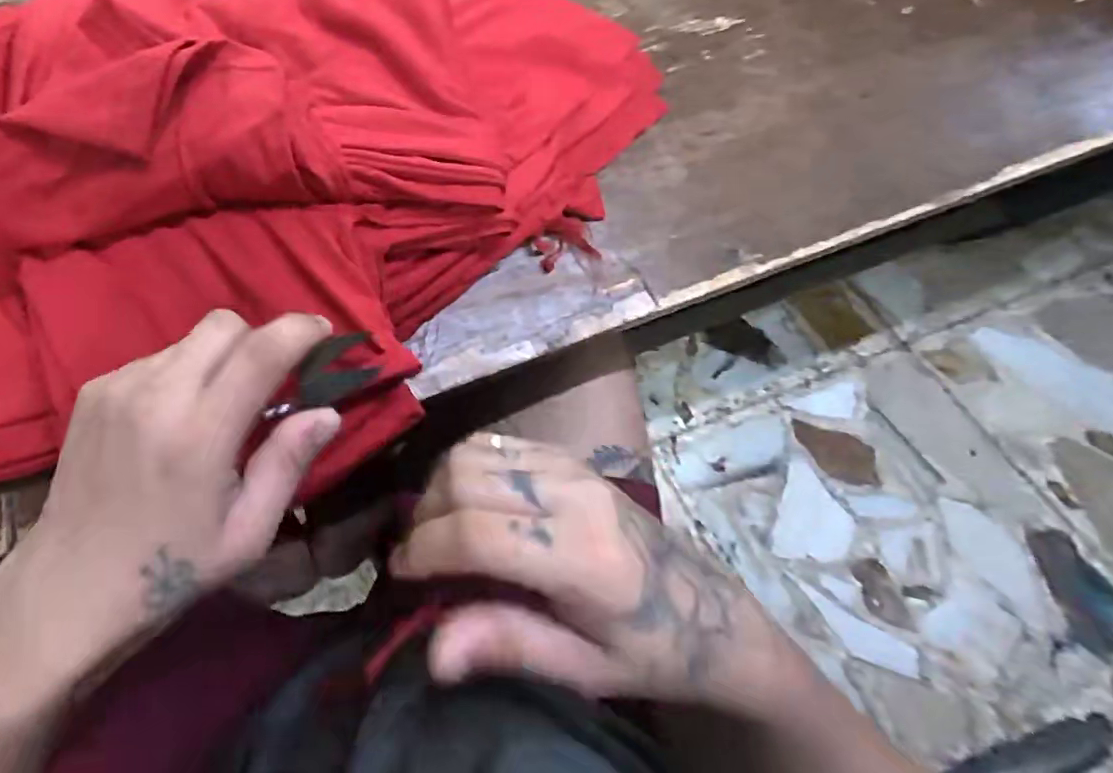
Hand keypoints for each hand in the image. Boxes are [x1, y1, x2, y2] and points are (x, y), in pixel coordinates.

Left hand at [0, 311, 342, 677]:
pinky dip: (176, 376)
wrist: (75, 580)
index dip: (298, 330)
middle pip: (222, 325)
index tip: (322, 329)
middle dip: (255, 340)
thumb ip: (286, 464)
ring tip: (209, 411)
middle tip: (265, 381)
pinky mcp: (94, 387)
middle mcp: (155, 394)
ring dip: (213, 361)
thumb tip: (327, 412)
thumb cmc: (172, 567)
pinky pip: (153, 360)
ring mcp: (118, 385)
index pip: (259, 352)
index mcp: (199, 434)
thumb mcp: (246, 534)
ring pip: (186, 341)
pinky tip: (167, 422)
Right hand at [391, 435, 802, 714]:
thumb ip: (507, 646)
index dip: (425, 551)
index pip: (477, 535)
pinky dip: (459, 468)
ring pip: (467, 455)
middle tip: (418, 554)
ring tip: (438, 528)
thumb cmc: (649, 651)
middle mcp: (572, 496)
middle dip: (424, 518)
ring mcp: (567, 466)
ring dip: (436, 489)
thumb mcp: (585, 670)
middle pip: (462, 482)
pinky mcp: (561, 454)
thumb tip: (433, 656)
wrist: (711, 611)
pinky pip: (487, 443)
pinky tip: (463, 500)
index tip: (401, 573)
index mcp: (585, 558)